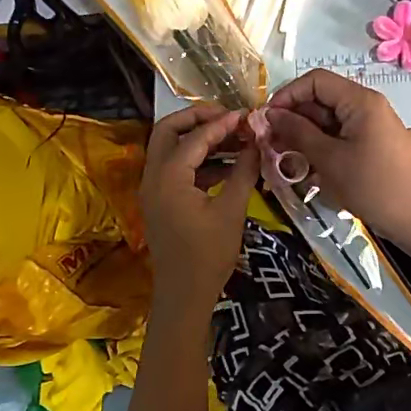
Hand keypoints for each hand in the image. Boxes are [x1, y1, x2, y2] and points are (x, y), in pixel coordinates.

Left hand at [140, 105, 259, 309]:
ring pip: (170, 148)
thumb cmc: (208, 254)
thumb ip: (243, 172)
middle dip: (198, 119)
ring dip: (199, 139)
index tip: (247, 116)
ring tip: (235, 139)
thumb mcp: (231, 211)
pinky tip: (228, 165)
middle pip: (168, 131)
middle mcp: (153, 176)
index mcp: (168, 177)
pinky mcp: (161, 201)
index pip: (195, 136)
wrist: (185, 294)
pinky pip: (175, 169)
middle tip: (229, 118)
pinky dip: (198, 161)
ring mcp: (153, 189)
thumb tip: (257, 144)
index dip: (222, 123)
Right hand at [263, 70, 410, 246]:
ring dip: (304, 135)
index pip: (315, 80)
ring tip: (283, 158)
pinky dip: (321, 147)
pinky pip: (340, 136)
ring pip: (328, 120)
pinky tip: (305, 167)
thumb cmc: (371, 186)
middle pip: (321, 99)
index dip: (287, 95)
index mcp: (360, 100)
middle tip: (270, 143)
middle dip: (293, 118)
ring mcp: (372, 126)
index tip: (266, 120)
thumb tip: (269, 115)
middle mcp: (367, 106)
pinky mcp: (373, 145)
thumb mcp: (328, 159)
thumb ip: (297, 132)